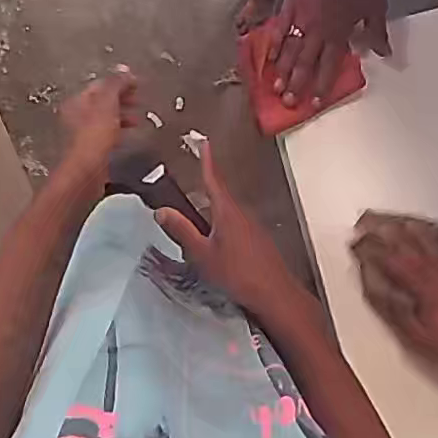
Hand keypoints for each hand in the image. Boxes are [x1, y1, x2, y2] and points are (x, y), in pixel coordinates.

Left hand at [58, 71, 139, 172]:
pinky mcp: (91, 150)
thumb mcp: (107, 103)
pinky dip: (119, 130)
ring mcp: (83, 134)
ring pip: (105, 118)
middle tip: (139, 100)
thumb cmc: (94, 136)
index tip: (137, 84)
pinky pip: (107, 135)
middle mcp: (77, 116)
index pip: (100, 85)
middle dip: (122, 99)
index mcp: (77, 101)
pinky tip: (128, 136)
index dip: (120, 83)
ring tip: (138, 119)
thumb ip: (116, 84)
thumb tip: (124, 71)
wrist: (87, 172)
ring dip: (122, 115)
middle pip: (102, 101)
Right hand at [153, 140, 324, 342]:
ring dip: (212, 217)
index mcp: (226, 211)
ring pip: (227, 215)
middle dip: (203, 195)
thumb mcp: (202, 254)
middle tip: (185, 195)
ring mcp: (252, 227)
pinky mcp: (258, 241)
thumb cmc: (237, 273)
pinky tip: (217, 249)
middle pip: (219, 197)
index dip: (207, 161)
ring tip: (196, 230)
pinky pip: (235, 227)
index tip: (204, 143)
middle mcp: (242, 214)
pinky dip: (222, 230)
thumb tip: (162, 211)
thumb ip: (182, 231)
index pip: (213, 179)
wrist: (275, 294)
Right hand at [272, 0, 390, 107]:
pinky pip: (280, 29)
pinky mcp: (290, 6)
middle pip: (306, 63)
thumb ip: (377, 33)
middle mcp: (317, 33)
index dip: (322, 85)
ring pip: (291, 51)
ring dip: (284, 70)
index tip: (315, 102)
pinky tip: (270, 57)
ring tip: (276, 87)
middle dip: (297, 85)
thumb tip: (385, 53)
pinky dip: (275, 44)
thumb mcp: (375, 8)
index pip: (329, 66)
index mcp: (338, 35)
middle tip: (289, 102)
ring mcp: (301, 20)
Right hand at [350, 213, 437, 374]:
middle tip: (367, 223)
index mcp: (424, 287)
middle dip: (383, 231)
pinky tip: (435, 228)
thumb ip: (392, 307)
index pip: (390, 260)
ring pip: (429, 239)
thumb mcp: (414, 334)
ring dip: (409, 226)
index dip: (370, 250)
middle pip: (406, 243)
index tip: (356, 244)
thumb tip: (374, 285)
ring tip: (394, 219)